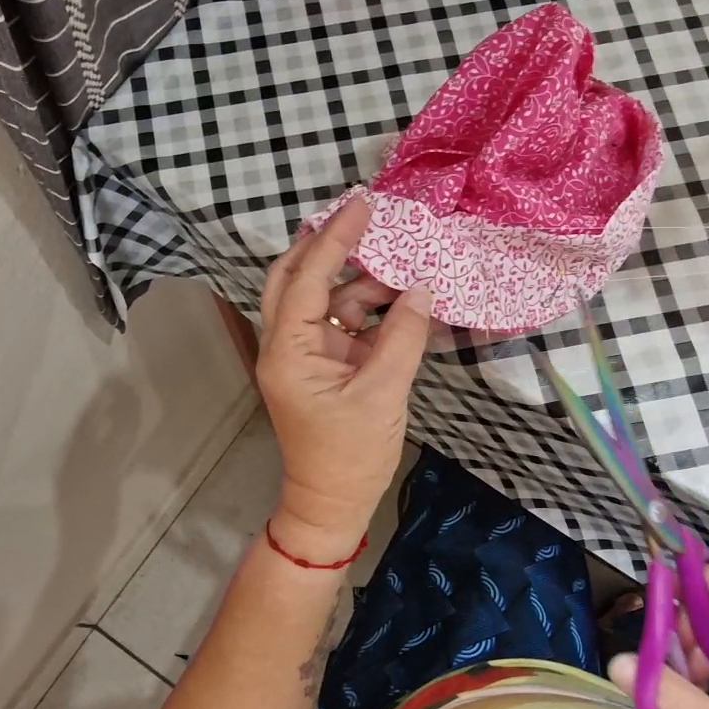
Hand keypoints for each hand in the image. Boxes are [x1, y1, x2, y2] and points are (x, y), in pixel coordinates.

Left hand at [257, 198, 433, 562]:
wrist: (333, 504)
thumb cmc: (350, 454)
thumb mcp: (383, 393)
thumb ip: (403, 337)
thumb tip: (422, 290)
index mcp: (287, 350)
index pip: (307, 278)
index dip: (335, 239)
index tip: (362, 205)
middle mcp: (286, 345)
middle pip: (296, 279)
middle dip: (327, 248)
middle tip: (363, 220)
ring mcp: (303, 356)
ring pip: (323, 301)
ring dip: (357, 283)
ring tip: (402, 267)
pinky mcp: (322, 368)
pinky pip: (340, 326)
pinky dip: (366, 312)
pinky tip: (399, 301)